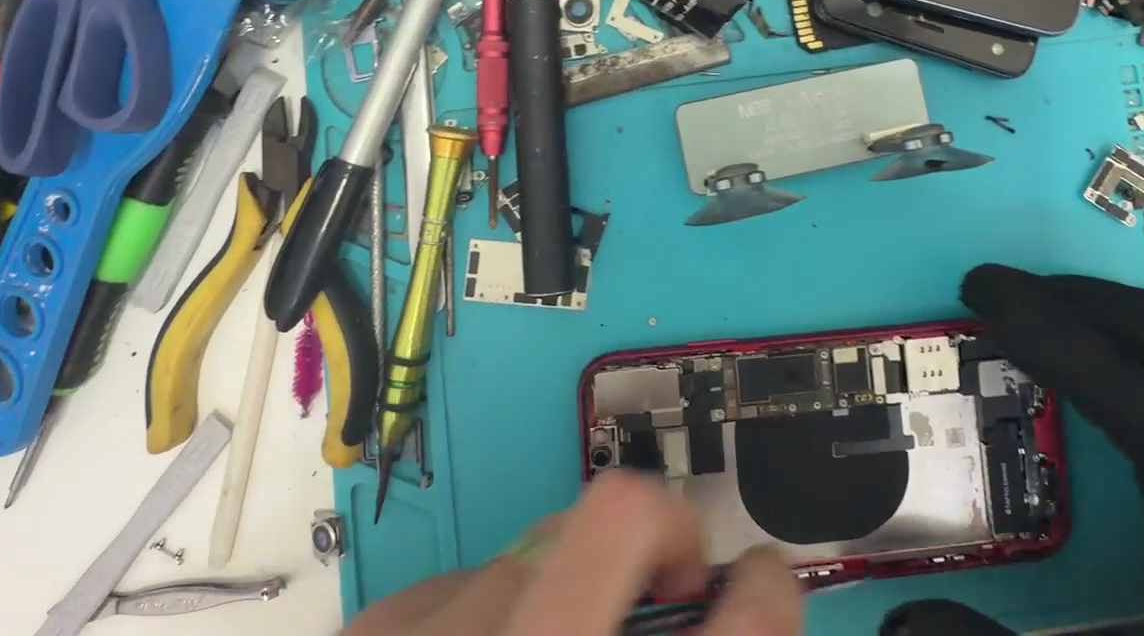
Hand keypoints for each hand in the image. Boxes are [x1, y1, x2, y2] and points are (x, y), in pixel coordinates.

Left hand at [342, 471, 802, 635]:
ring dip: (575, 580)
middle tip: (676, 579)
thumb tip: (722, 620)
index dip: (766, 593)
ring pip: (544, 537)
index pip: (743, 622)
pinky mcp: (377, 627)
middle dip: (670, 530)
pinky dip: (494, 609)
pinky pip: (468, 577)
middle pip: (622, 518)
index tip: (756, 585)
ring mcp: (436, 632)